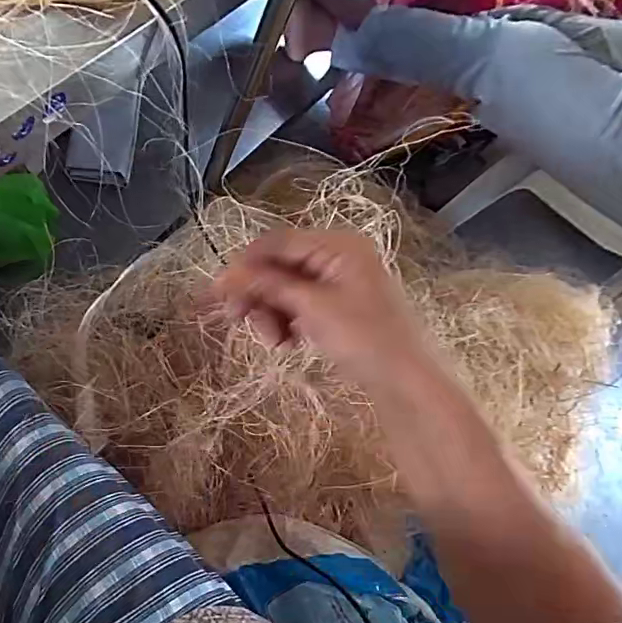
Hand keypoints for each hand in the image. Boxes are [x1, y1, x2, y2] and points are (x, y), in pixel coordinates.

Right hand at [211, 227, 436, 388]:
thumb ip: (267, 285)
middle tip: (238, 320)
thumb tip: (225, 275)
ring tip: (275, 342)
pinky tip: (286, 342)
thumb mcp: (311, 307)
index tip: (219, 292)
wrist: (402, 378)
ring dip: (269, 314)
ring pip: (280, 288)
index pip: (275, 244)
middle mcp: (334, 255)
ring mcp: (334, 280)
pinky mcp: (331, 303)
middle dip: (258, 296)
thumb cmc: (363, 337)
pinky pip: (293, 304)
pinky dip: (283, 322)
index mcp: (337, 245)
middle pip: (275, 267)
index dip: (244, 266)